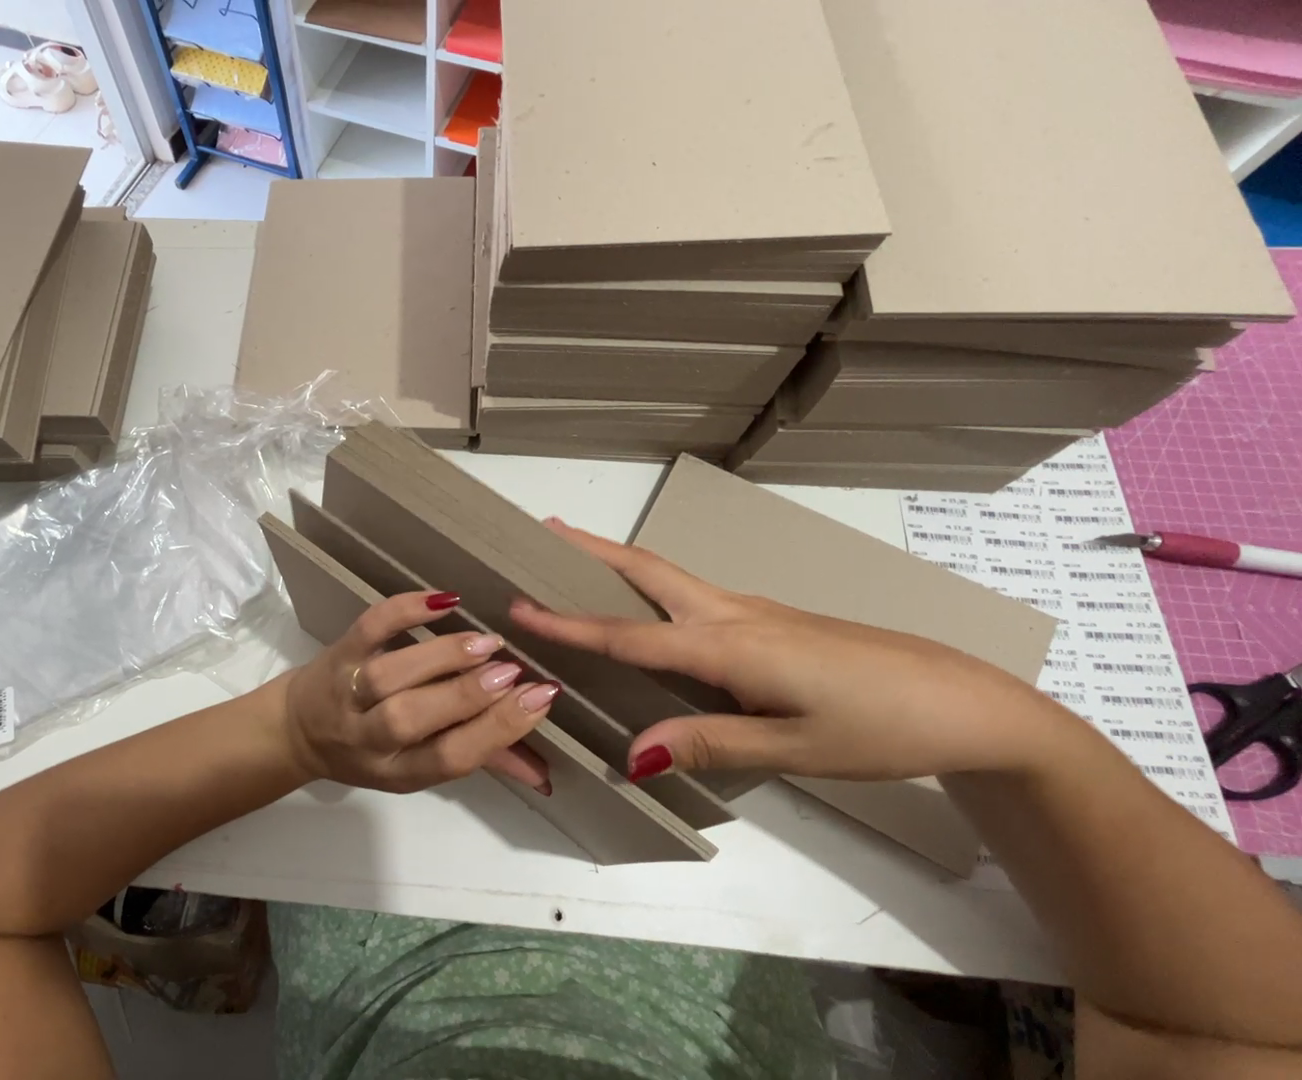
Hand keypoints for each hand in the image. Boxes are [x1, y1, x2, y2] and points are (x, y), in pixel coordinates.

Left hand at [281, 591, 559, 794]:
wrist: (298, 730)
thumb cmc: (370, 751)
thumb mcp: (418, 767)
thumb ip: (482, 761)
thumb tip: (546, 773)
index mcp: (398, 769)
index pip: (449, 757)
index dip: (495, 732)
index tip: (538, 700)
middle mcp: (368, 736)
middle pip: (413, 718)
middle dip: (467, 696)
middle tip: (514, 671)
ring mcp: (348, 692)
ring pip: (388, 676)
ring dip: (440, 657)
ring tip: (485, 643)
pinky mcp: (338, 653)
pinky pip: (367, 630)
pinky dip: (404, 612)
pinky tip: (443, 601)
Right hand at [510, 520, 1078, 782]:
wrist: (969, 702)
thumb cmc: (881, 727)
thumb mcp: (793, 747)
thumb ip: (709, 741)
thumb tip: (632, 751)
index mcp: (730, 645)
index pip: (630, 635)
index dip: (569, 625)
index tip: (516, 607)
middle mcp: (733, 614)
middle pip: (648, 571)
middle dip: (591, 549)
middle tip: (541, 530)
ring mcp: (755, 612)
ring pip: (670, 578)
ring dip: (618, 562)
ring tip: (575, 557)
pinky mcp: (772, 622)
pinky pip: (693, 596)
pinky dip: (651, 587)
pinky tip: (649, 611)